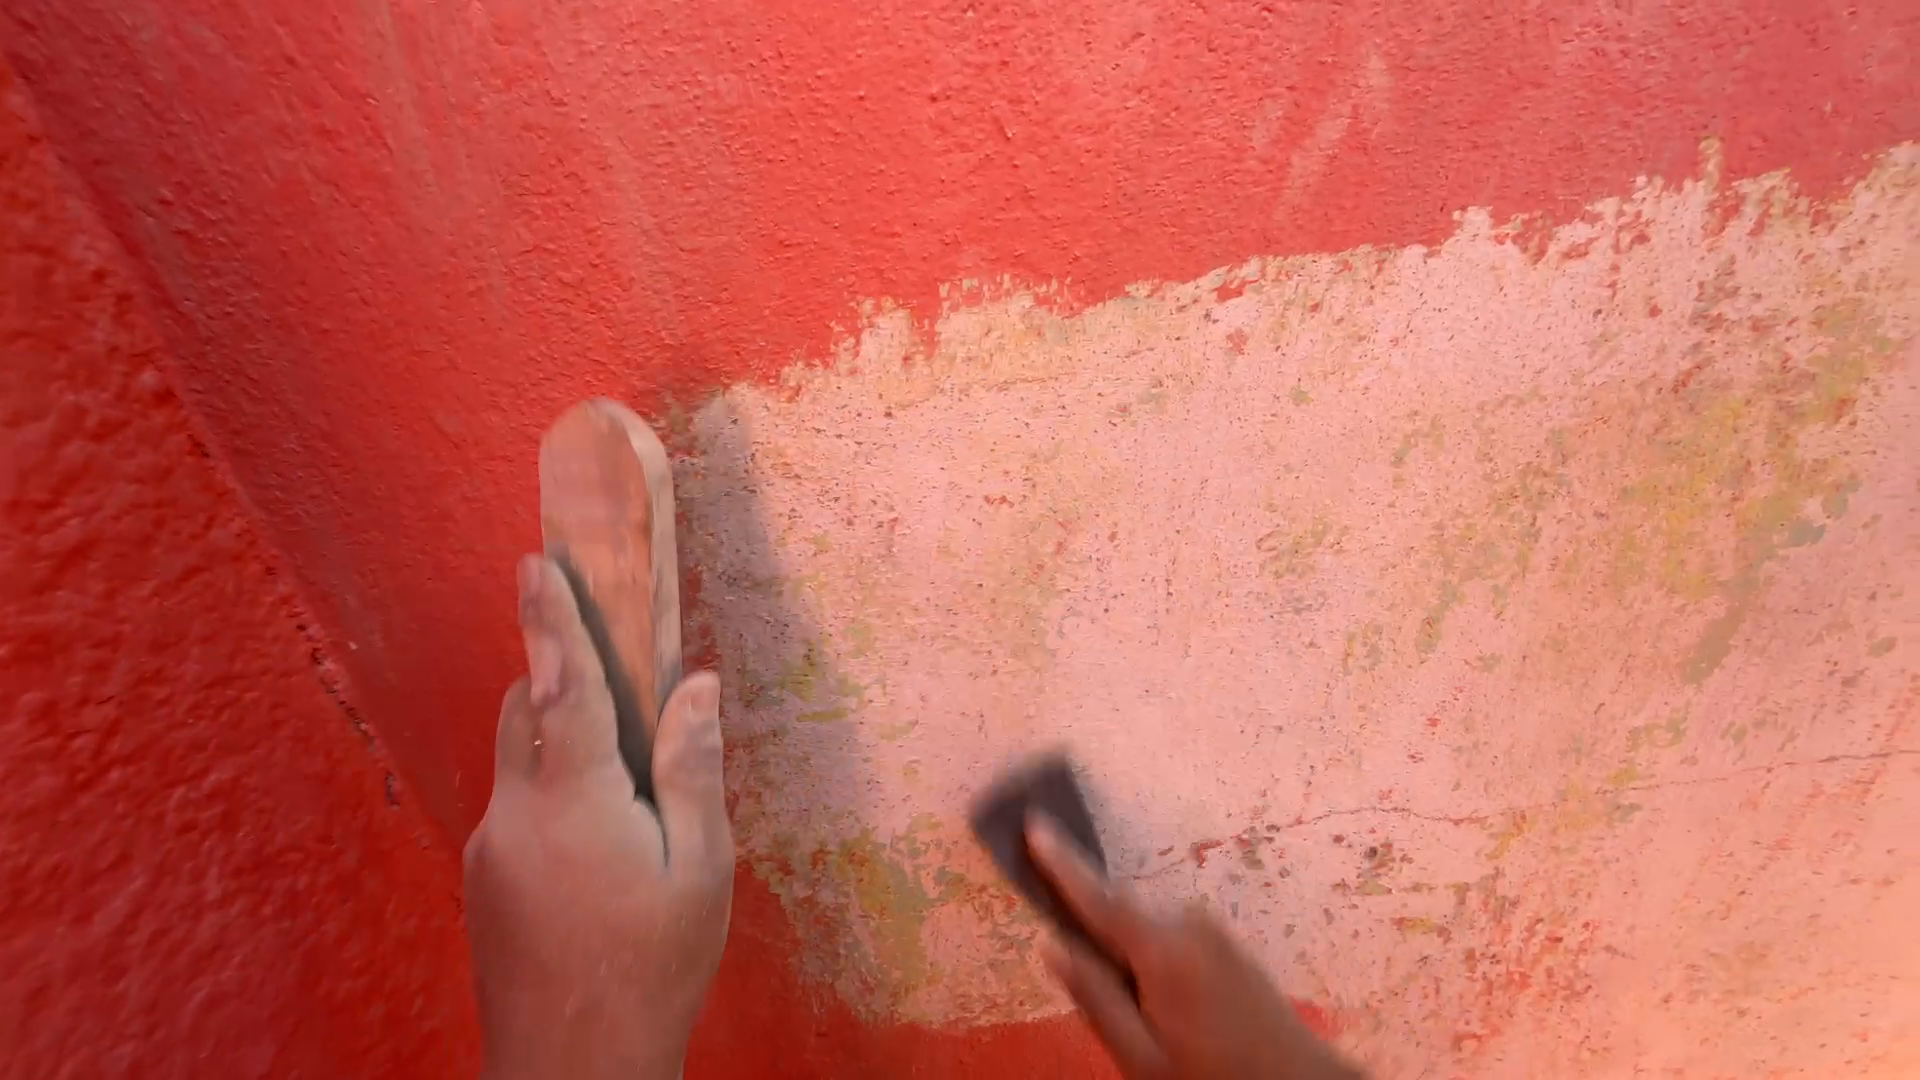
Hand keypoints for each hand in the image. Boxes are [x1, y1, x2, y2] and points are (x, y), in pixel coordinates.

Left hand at [464, 555, 732, 1079]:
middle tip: (609, 659)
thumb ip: (693, 767)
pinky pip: (519, 797)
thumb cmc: (655, 964)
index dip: (548, 620)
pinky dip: (556, 775)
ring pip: (519, 754)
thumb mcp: (701, 865)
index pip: (558, 688)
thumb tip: (696, 685)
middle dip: (556, 667)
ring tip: (623, 755)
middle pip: (524, 710)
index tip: (533, 563)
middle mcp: (515, 815)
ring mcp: (492, 850)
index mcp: (573, 804)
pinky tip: (604, 823)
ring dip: (560, 725)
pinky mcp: (488, 877)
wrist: (574, 1078)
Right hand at [1028, 815, 1364, 1079]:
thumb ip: (1095, 996)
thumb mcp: (1141, 1057)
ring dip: (1134, 961)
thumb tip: (1052, 944)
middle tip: (1120, 1011)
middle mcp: (1187, 921)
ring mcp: (1210, 927)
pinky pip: (1171, 937)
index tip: (1034, 824)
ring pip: (1145, 930)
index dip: (1060, 861)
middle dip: (1103, 945)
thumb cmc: (1212, 1077)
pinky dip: (1158, 962)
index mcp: (1161, 948)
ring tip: (1158, 1024)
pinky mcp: (1225, 939)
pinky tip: (1181, 1013)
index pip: (1097, 897)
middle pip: (1120, 914)